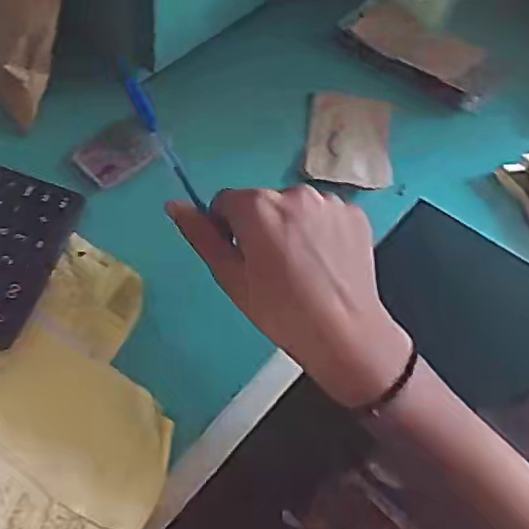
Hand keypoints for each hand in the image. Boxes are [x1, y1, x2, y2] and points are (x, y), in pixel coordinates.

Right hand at [169, 186, 411, 407]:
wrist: (344, 334)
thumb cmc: (281, 311)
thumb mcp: (231, 277)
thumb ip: (201, 235)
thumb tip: (175, 205)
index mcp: (257, 205)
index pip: (226, 202)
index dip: (228, 230)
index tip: (242, 259)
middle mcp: (293, 193)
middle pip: (262, 202)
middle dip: (261, 227)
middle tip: (272, 268)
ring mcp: (328, 201)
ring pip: (295, 208)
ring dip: (292, 227)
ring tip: (302, 268)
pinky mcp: (354, 213)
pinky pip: (325, 215)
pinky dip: (321, 232)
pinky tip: (324, 263)